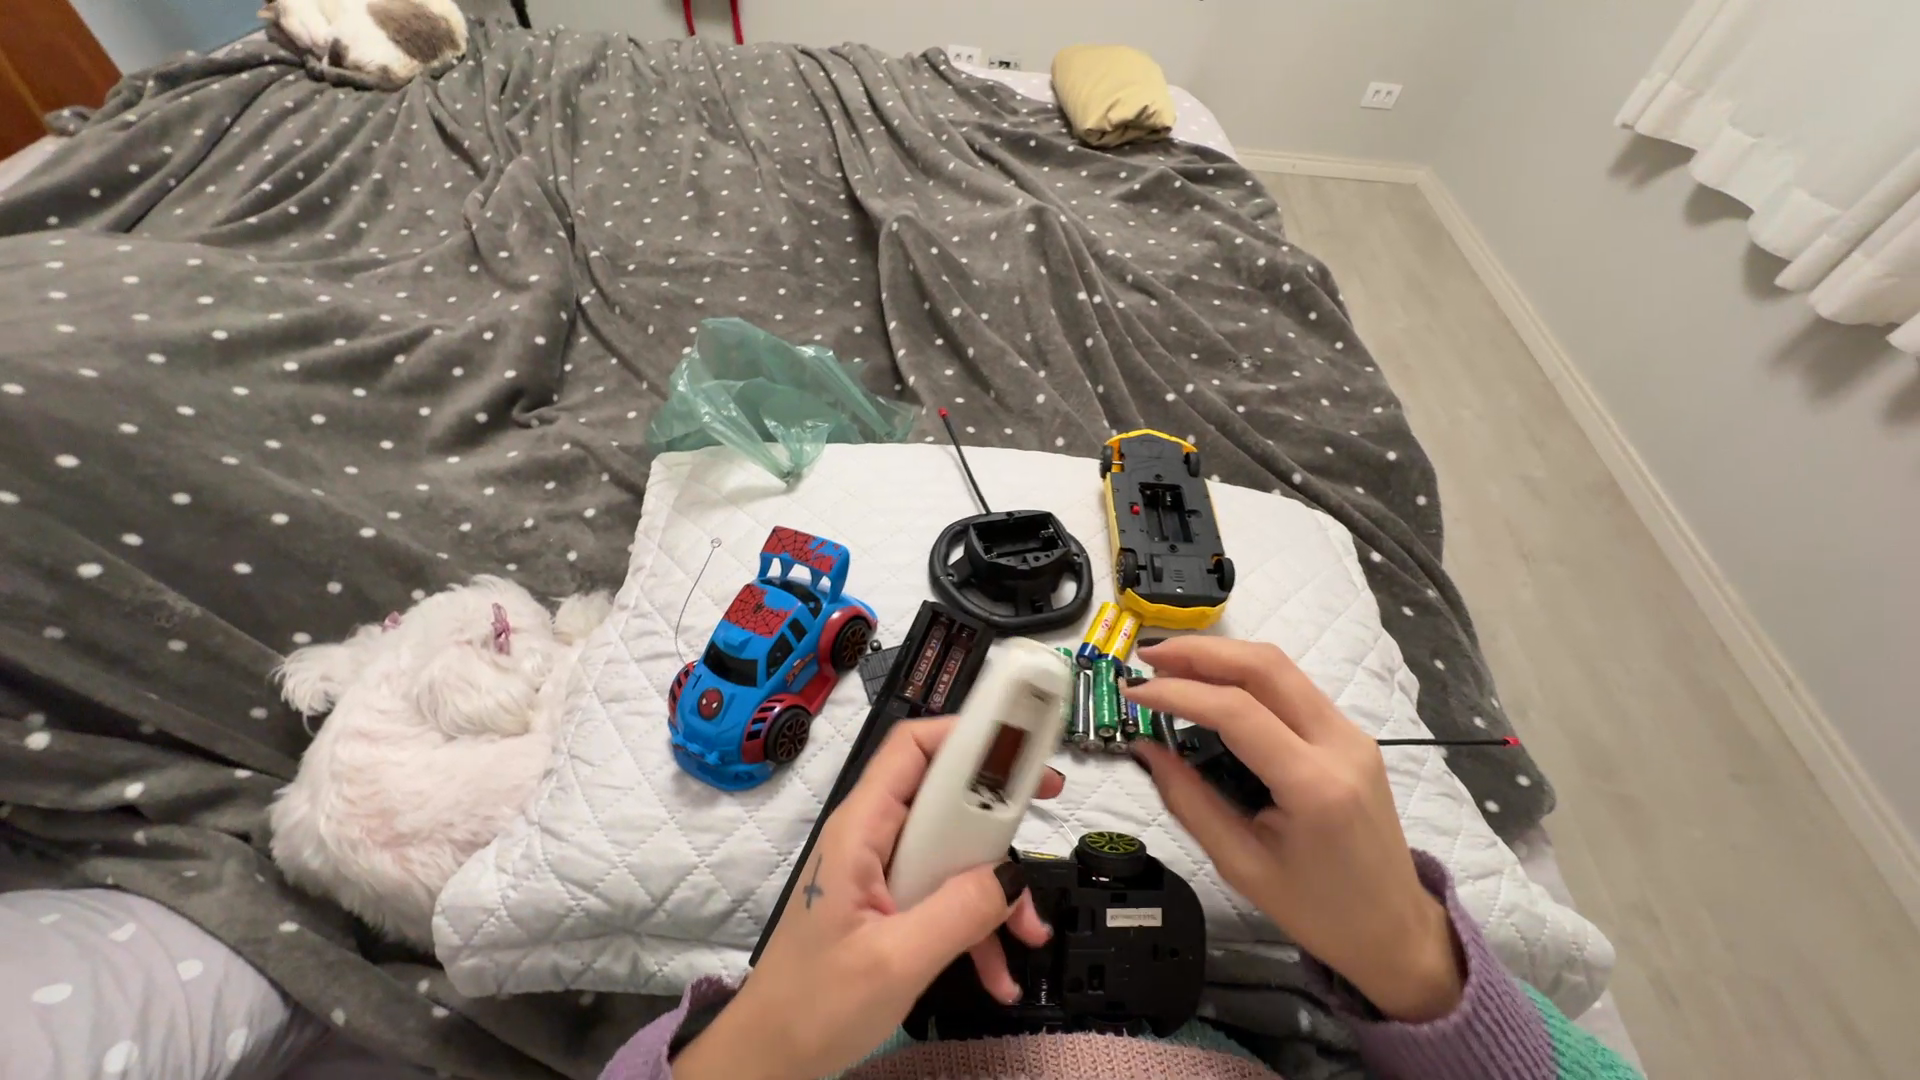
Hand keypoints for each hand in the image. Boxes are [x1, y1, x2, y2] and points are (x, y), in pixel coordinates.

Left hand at [672, 718, 1062, 1079]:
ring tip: (1029, 937)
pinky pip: (945, 894)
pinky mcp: (892, 903)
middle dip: (997, 818)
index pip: (912, 748)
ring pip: (954, 852)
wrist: (771, 1059)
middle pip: (945, 798)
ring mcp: (884, 871)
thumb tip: (1013, 875)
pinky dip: (976, 926)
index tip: (1020, 748)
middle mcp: (874, 836)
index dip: (965, 735)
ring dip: (995, 890)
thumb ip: (959, 912)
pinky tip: (998, 975)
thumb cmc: (815, 1007)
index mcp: (861, 828)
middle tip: (1044, 818)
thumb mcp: (895, 961)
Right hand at [1124, 638, 1464, 1022]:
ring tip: (1169, 665)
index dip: (1178, 693)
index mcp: (1315, 785)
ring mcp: (1352, 733)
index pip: (1237, 711)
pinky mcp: (1350, 734)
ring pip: (1280, 667)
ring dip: (1221, 656)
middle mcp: (1341, 744)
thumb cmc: (1315, 909)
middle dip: (1200, 651)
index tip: (1133, 692)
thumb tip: (1145, 747)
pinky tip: (1210, 684)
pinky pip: (1292, 686)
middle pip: (1265, 666)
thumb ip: (1188, 799)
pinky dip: (1244, 674)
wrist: (1394, 930)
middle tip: (1148, 656)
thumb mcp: (1239, 863)